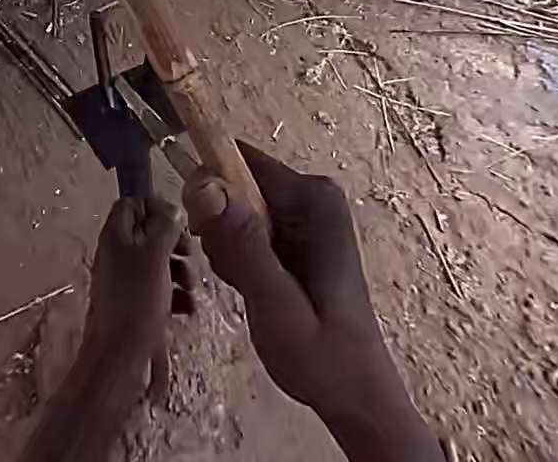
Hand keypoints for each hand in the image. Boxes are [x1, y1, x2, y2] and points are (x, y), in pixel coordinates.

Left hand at [83, 195, 186, 361]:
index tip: (178, 222)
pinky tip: (187, 309)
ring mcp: (125, 279)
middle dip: (174, 243)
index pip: (132, 203)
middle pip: (149, 233)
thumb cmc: (136, 300)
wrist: (120, 356)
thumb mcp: (154, 257)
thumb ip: (164, 228)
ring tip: (190, 288)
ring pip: (158, 262)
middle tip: (188, 255)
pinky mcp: (135, 304)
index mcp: (115, 234)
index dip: (155, 207)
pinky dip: (175, 295)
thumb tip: (171, 208)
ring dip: (179, 271)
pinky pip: (158, 289)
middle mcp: (117, 252)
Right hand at [185, 144, 440, 460]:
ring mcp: (300, 212)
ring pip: (229, 203)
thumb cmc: (323, 356)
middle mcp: (308, 195)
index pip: (236, 157)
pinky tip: (247, 283)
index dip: (207, 184)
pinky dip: (232, 251)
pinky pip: (240, 221)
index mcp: (312, 198)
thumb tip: (202, 184)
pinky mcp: (291, 231)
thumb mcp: (276, 303)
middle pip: (230, 180)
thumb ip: (242, 243)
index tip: (202, 230)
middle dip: (217, 222)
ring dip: (223, 241)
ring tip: (243, 283)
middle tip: (230, 270)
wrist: (356, 400)